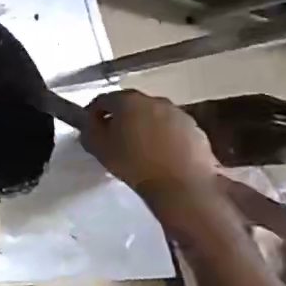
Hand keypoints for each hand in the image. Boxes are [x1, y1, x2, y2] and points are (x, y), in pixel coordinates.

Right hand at [80, 90, 233, 247]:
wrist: (181, 186)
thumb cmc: (134, 164)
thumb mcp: (98, 148)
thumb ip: (89, 130)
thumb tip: (91, 123)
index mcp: (127, 101)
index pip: (103, 99)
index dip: (94, 112)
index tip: (92, 126)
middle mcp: (154, 101)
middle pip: (131, 105)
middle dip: (121, 117)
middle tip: (115, 137)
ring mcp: (178, 114)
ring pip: (154, 116)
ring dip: (144, 126)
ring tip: (140, 148)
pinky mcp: (196, 130)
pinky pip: (173, 129)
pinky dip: (164, 137)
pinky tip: (162, 156)